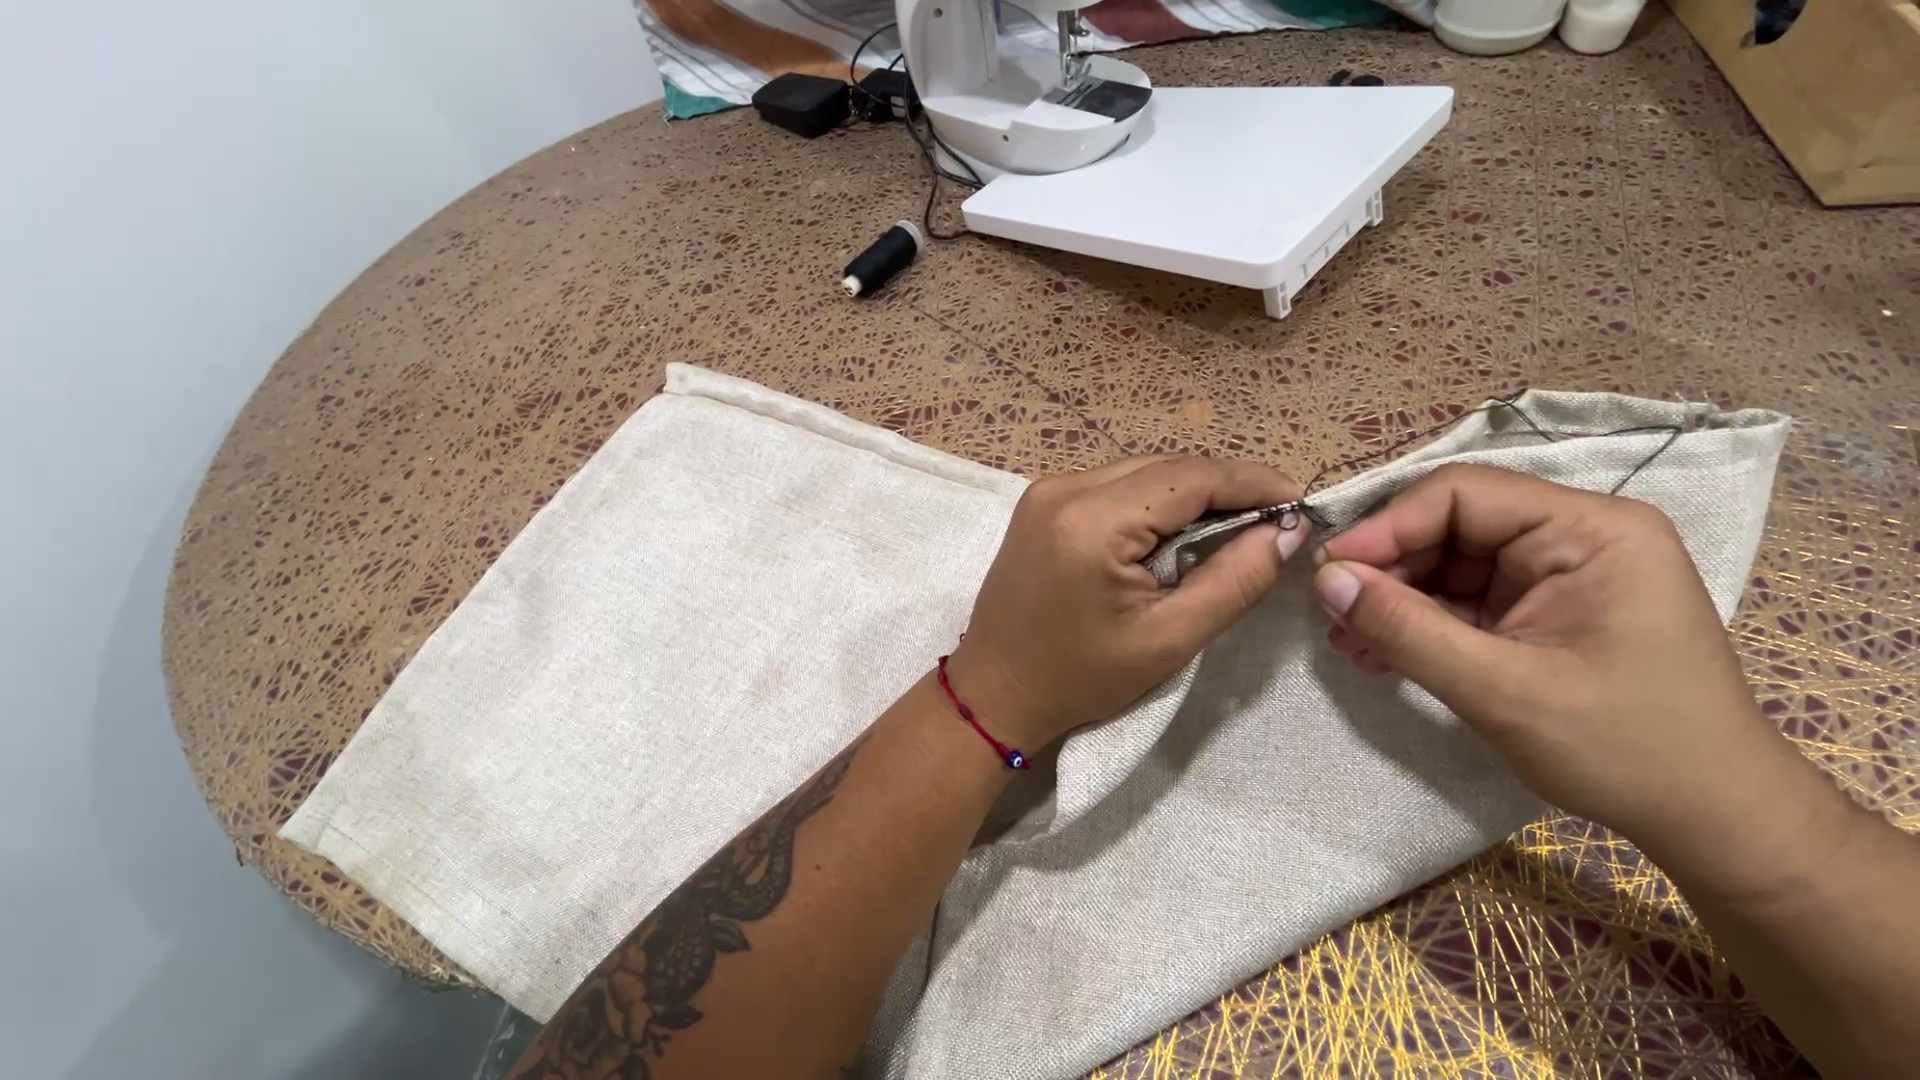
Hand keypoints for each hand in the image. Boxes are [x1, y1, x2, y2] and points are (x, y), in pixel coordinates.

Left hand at [946, 456, 1304, 749]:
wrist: (995, 690)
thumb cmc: (1079, 677)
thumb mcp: (1168, 640)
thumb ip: (1233, 581)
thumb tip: (1285, 531)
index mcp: (1092, 521)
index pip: (1190, 476)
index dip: (1252, 482)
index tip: (1300, 501)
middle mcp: (1064, 488)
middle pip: (1167, 467)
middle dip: (1224, 489)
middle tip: (1272, 522)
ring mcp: (1046, 490)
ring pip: (1142, 472)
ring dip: (1190, 495)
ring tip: (1233, 530)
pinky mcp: (1040, 501)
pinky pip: (1114, 485)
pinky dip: (1153, 502)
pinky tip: (1176, 534)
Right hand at [1311, 463, 1801, 841]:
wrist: (1710, 820)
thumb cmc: (1625, 748)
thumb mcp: (1502, 690)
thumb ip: (1407, 629)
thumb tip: (1324, 581)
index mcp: (1589, 531)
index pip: (1463, 495)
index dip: (1388, 526)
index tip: (1330, 572)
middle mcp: (1573, 536)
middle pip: (1450, 526)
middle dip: (1386, 570)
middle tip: (1333, 614)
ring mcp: (1555, 574)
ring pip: (1446, 563)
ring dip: (1393, 601)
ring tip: (1348, 642)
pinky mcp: (1539, 610)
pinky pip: (1460, 599)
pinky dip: (1416, 623)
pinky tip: (1378, 653)